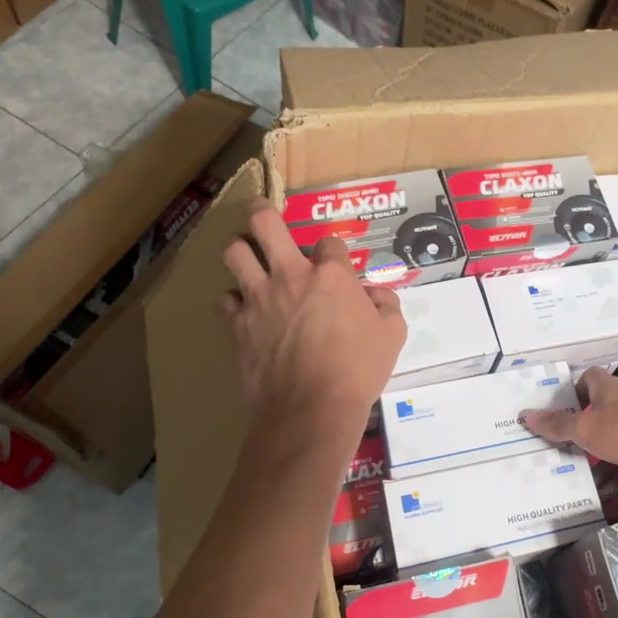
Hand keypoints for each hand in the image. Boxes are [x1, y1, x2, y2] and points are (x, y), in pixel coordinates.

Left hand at [218, 199, 406, 448]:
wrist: (311, 407)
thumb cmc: (358, 370)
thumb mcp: (393, 335)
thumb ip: (386, 306)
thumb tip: (376, 296)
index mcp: (332, 275)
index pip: (329, 242)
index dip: (333, 251)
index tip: (335, 264)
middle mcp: (291, 276)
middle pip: (264, 223)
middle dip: (261, 211)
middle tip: (261, 210)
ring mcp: (259, 298)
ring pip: (234, 253)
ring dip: (240, 250)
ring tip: (246, 256)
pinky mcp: (237, 325)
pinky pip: (225, 299)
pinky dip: (233, 300)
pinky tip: (243, 308)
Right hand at [524, 367, 617, 486]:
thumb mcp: (587, 428)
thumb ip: (559, 424)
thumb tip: (525, 414)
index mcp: (609, 387)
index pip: (588, 376)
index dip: (573, 388)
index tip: (559, 407)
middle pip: (602, 401)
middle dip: (585, 417)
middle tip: (564, 437)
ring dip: (603, 438)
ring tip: (581, 458)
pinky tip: (611, 473)